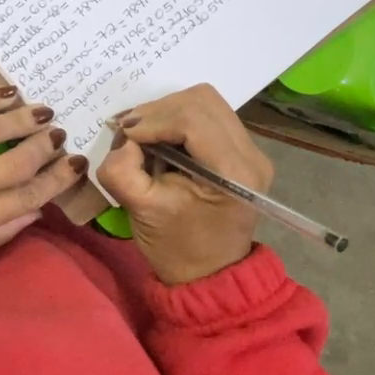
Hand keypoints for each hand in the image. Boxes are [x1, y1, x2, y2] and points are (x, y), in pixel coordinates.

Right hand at [97, 84, 273, 284]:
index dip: (152, 120)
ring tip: (142, 136)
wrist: (209, 274)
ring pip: (206, 102)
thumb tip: (123, 139)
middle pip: (201, 100)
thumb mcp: (139, 208)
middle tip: (129, 133)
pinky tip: (160, 140)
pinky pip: (208, 115)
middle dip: (158, 110)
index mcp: (233, 173)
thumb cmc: (175, 247)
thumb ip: (122, 169)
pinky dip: (177, 119)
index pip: (192, 119)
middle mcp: (252, 154)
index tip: (124, 136)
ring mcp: (252, 150)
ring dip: (167, 111)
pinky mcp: (242, 150)